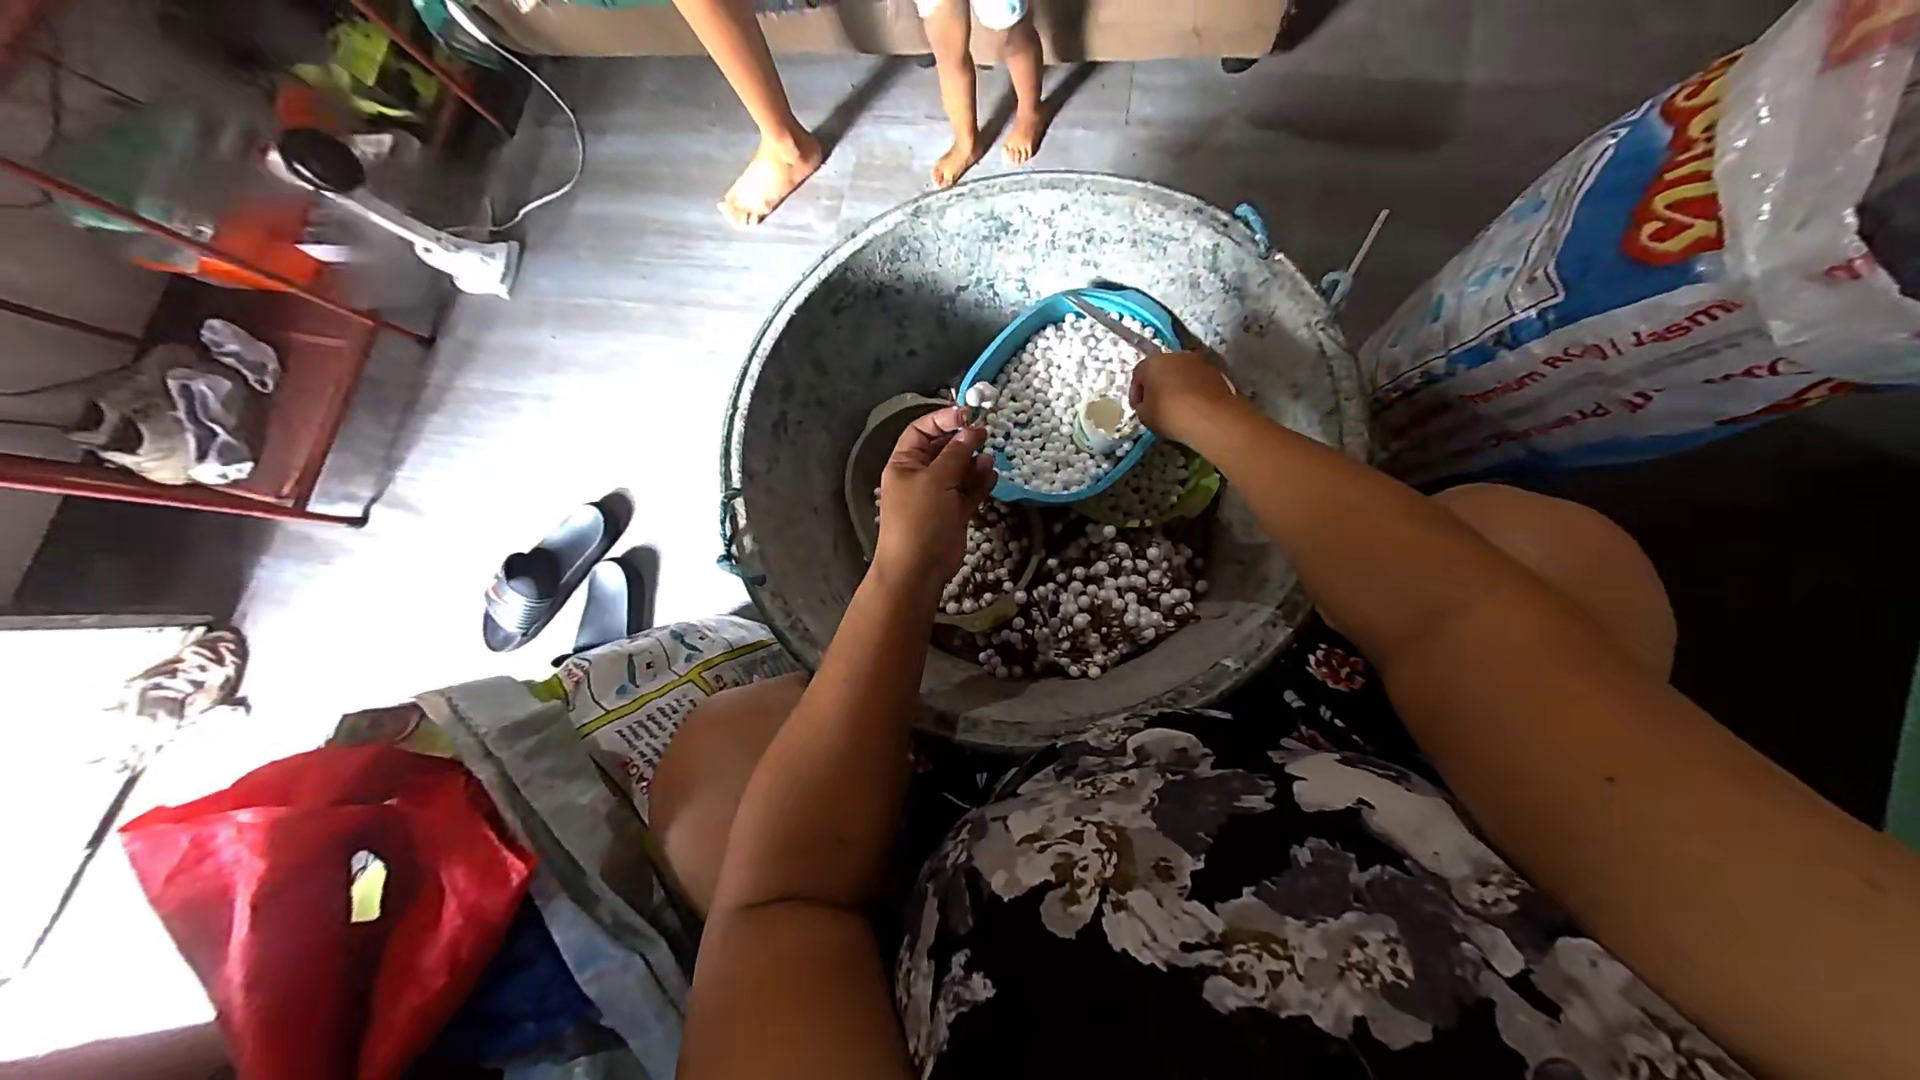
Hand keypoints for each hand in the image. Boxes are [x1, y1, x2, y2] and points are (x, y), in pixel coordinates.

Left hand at [874, 406, 996, 591]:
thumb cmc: (919, 519)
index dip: (942, 419)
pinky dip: (981, 482)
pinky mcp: (955, 511)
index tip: (968, 415)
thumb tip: (971, 431)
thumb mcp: (935, 480)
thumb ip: (955, 453)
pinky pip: (969, 490)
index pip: (921, 430)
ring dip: (974, 462)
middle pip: (944, 448)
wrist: (918, 569)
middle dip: (963, 441)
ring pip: (960, 469)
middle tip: (985, 435)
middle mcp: (920, 475)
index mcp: (905, 463)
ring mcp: (938, 494)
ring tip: (988, 459)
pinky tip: (991, 475)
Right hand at [1129, 350, 1241, 444]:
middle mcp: (1175, 355)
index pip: (1138, 374)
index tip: (1138, 408)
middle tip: (1156, 405)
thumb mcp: (1144, 416)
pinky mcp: (1215, 371)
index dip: (1136, 393)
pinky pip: (1196, 380)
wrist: (1210, 417)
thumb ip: (1142, 405)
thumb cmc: (1169, 414)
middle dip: (1157, 386)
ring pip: (1180, 373)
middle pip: (1161, 370)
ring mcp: (1198, 361)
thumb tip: (1147, 403)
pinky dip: (1192, 390)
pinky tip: (1192, 406)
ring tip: (1176, 406)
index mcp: (1152, 362)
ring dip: (1176, 386)